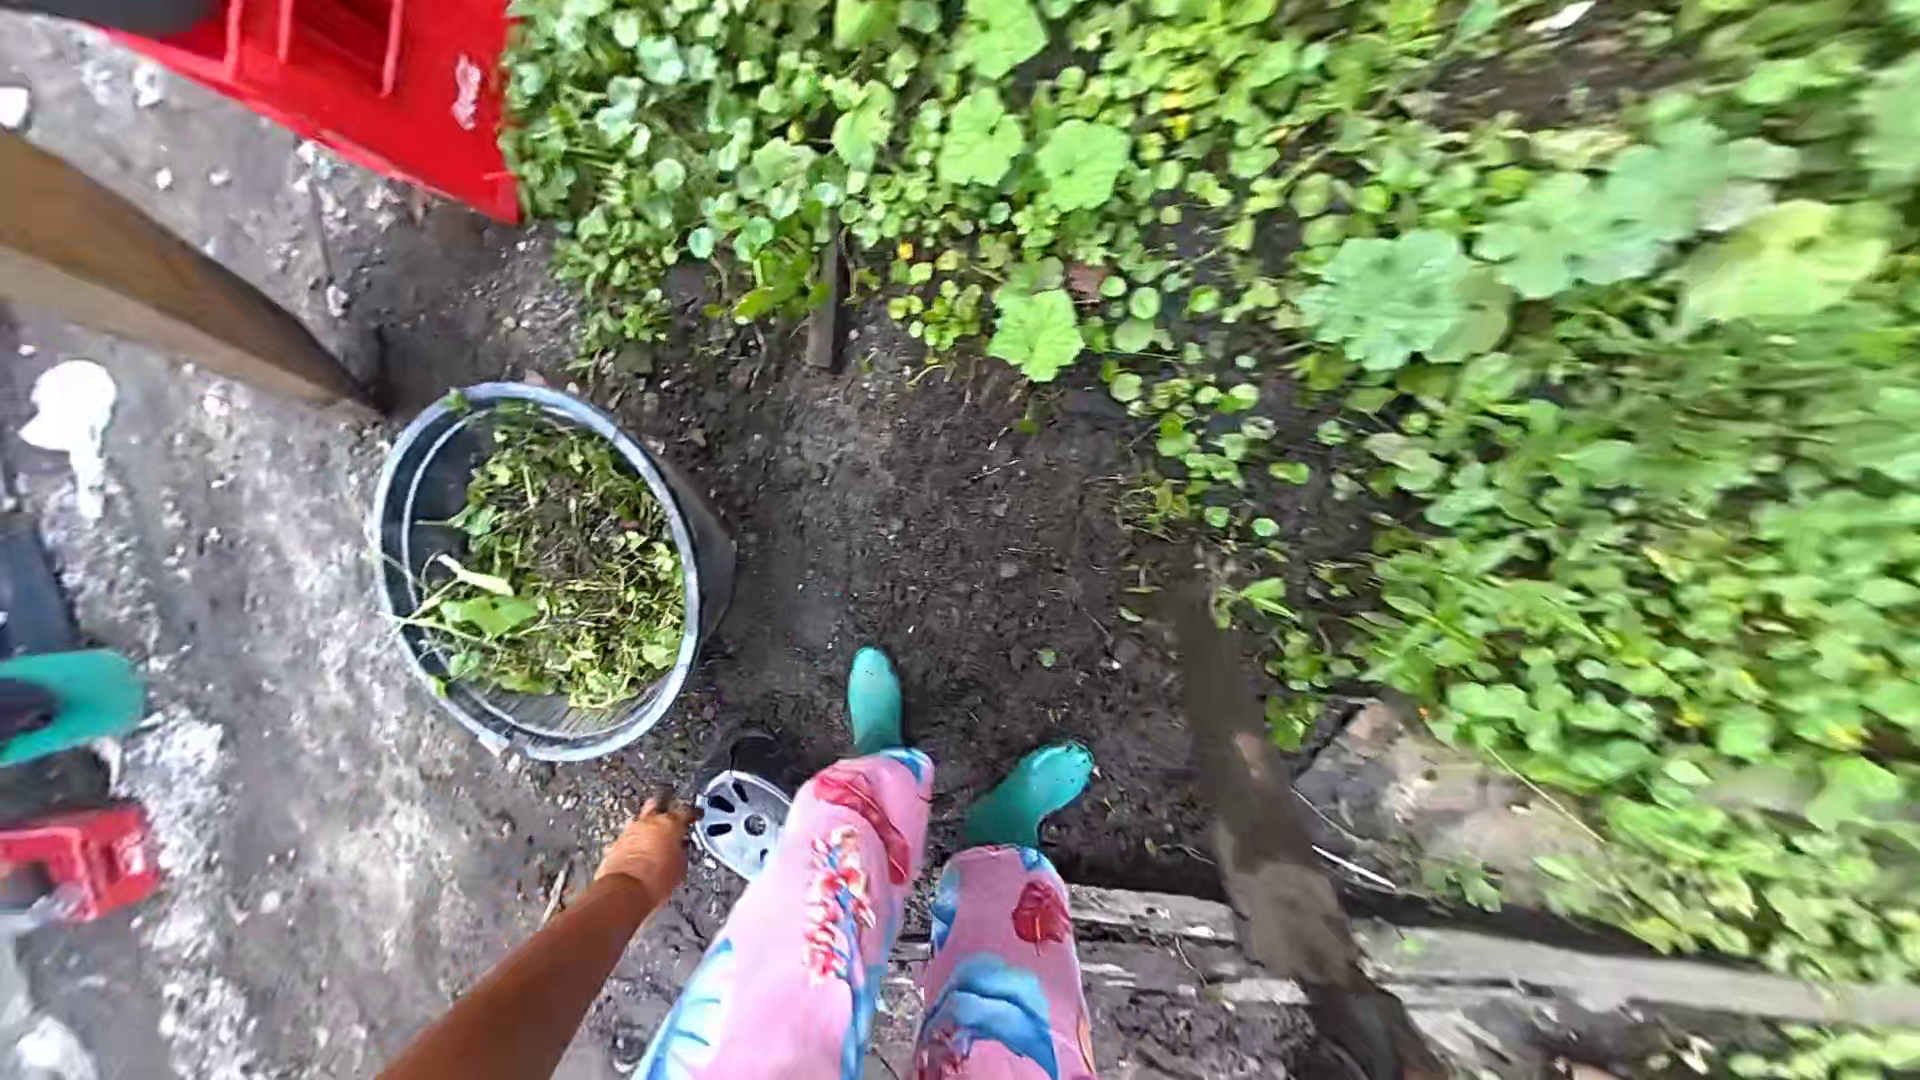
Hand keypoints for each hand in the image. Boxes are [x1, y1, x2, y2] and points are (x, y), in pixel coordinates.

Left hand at [595, 796, 699, 899]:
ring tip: (652, 838)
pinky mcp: (614, 845)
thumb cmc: (653, 880)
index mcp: (671, 822)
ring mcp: (630, 832)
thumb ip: (682, 851)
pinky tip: (637, 852)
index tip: (693, 817)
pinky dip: (633, 842)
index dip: (691, 814)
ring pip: (640, 819)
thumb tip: (681, 850)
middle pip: (657, 804)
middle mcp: (649, 822)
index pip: (686, 810)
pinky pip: (626, 837)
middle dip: (663, 809)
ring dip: (646, 826)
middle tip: (670, 820)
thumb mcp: (680, 867)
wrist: (623, 894)